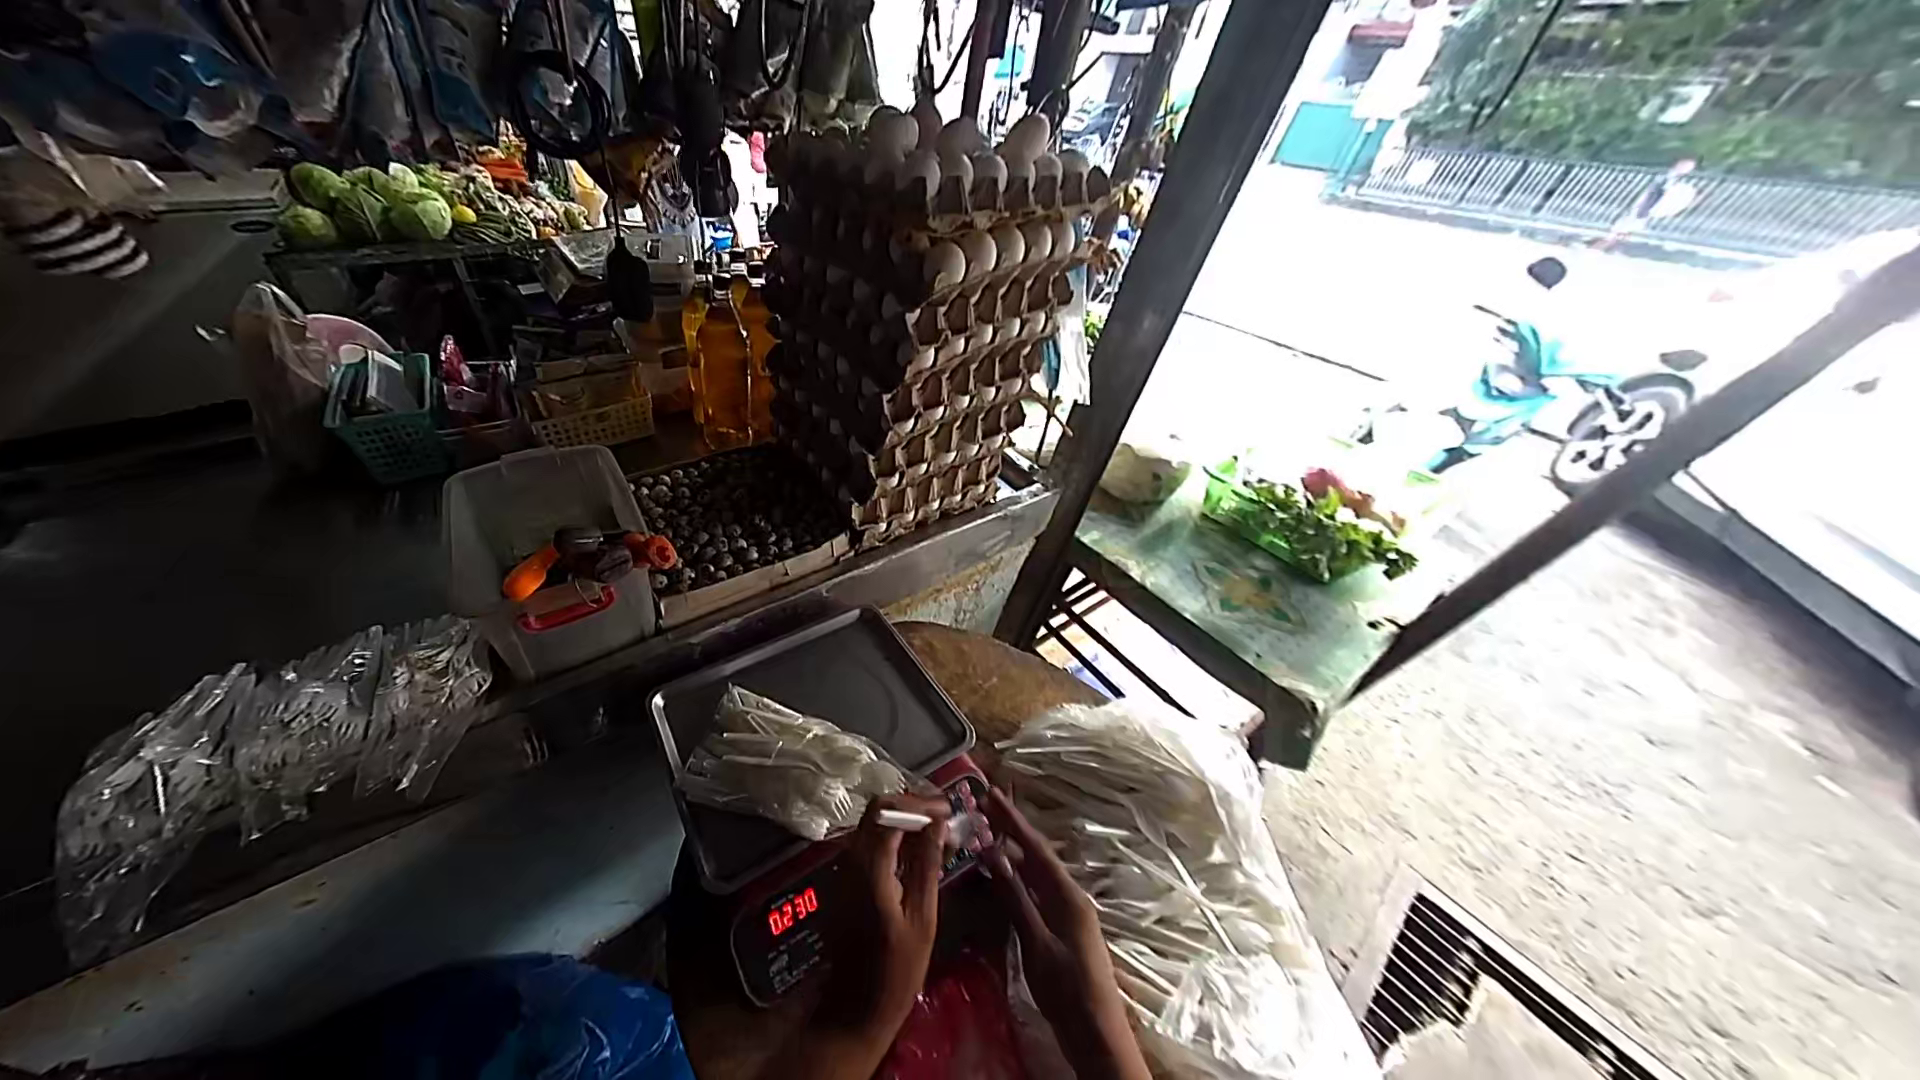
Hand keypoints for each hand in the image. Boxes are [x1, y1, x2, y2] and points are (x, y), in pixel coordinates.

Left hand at [770, 794, 950, 1079]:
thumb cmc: (896, 970)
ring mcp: (845, 869)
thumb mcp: (922, 917)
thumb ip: (928, 864)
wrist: (855, 1008)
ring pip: (873, 823)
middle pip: (878, 809)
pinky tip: (918, 850)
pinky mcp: (846, 879)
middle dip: (912, 805)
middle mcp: (851, 860)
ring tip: (936, 831)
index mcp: (870, 868)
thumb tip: (938, 822)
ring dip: (904, 818)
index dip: (920, 802)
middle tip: (943, 816)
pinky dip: (894, 835)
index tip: (948, 809)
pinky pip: (870, 841)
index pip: (890, 810)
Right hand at [985, 788, 1151, 1079]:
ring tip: (987, 835)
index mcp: (1067, 894)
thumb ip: (1016, 898)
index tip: (991, 794)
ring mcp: (1067, 911)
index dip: (1012, 819)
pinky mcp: (1062, 928)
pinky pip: (1037, 891)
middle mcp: (1069, 895)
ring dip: (1013, 853)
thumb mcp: (1037, 944)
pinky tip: (1003, 877)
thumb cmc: (1067, 989)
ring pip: (1036, 872)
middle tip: (984, 808)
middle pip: (1036, 855)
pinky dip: (1018, 878)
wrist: (1097, 1035)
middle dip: (1011, 830)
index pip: (1035, 847)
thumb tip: (993, 854)